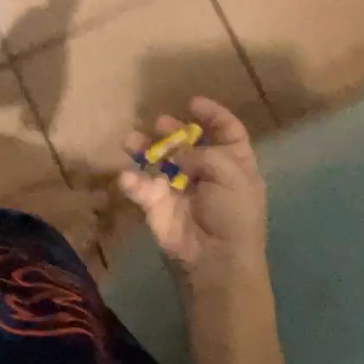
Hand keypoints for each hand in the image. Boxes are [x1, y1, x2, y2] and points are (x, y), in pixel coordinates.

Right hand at [119, 97, 267, 276]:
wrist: (215, 261)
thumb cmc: (233, 215)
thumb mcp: (231, 177)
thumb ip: (203, 154)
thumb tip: (178, 149)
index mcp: (234, 165)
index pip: (227, 131)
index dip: (213, 115)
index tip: (192, 103)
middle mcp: (206, 173)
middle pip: (187, 142)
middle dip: (172, 129)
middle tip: (160, 123)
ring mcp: (179, 188)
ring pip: (158, 159)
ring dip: (143, 146)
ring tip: (130, 140)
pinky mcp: (156, 205)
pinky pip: (140, 186)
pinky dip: (132, 180)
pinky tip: (129, 177)